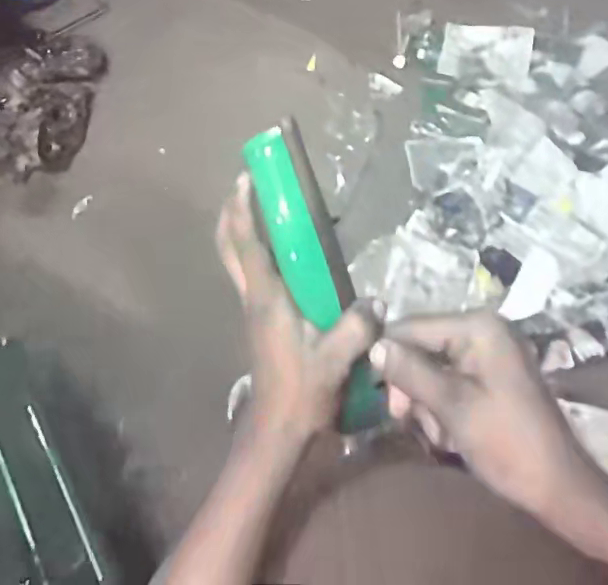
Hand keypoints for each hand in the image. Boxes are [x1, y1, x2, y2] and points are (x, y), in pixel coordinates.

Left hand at [215, 174, 379, 449]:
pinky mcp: (258, 317)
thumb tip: (378, 302)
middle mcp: (252, 296)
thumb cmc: (300, 392)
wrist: (277, 429)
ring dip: (237, 229)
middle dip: (231, 212)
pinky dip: (250, 249)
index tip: (245, 177)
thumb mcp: (335, 361)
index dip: (244, 209)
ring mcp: (251, 306)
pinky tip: (275, 250)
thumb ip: (356, 328)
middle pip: (229, 245)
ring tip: (255, 206)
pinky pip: (246, 272)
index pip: (248, 244)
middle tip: (243, 184)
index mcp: (266, 297)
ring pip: (234, 258)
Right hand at [369, 311, 590, 518]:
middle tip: (404, 418)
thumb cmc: (509, 443)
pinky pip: (450, 379)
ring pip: (432, 366)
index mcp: (478, 327)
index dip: (389, 353)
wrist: (562, 491)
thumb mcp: (453, 407)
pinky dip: (442, 405)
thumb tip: (373, 346)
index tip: (373, 389)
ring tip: (436, 434)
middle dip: (411, 385)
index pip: (414, 326)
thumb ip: (410, 372)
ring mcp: (489, 352)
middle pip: (422, 346)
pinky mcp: (491, 375)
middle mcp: (483, 330)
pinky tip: (448, 434)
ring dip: (425, 401)